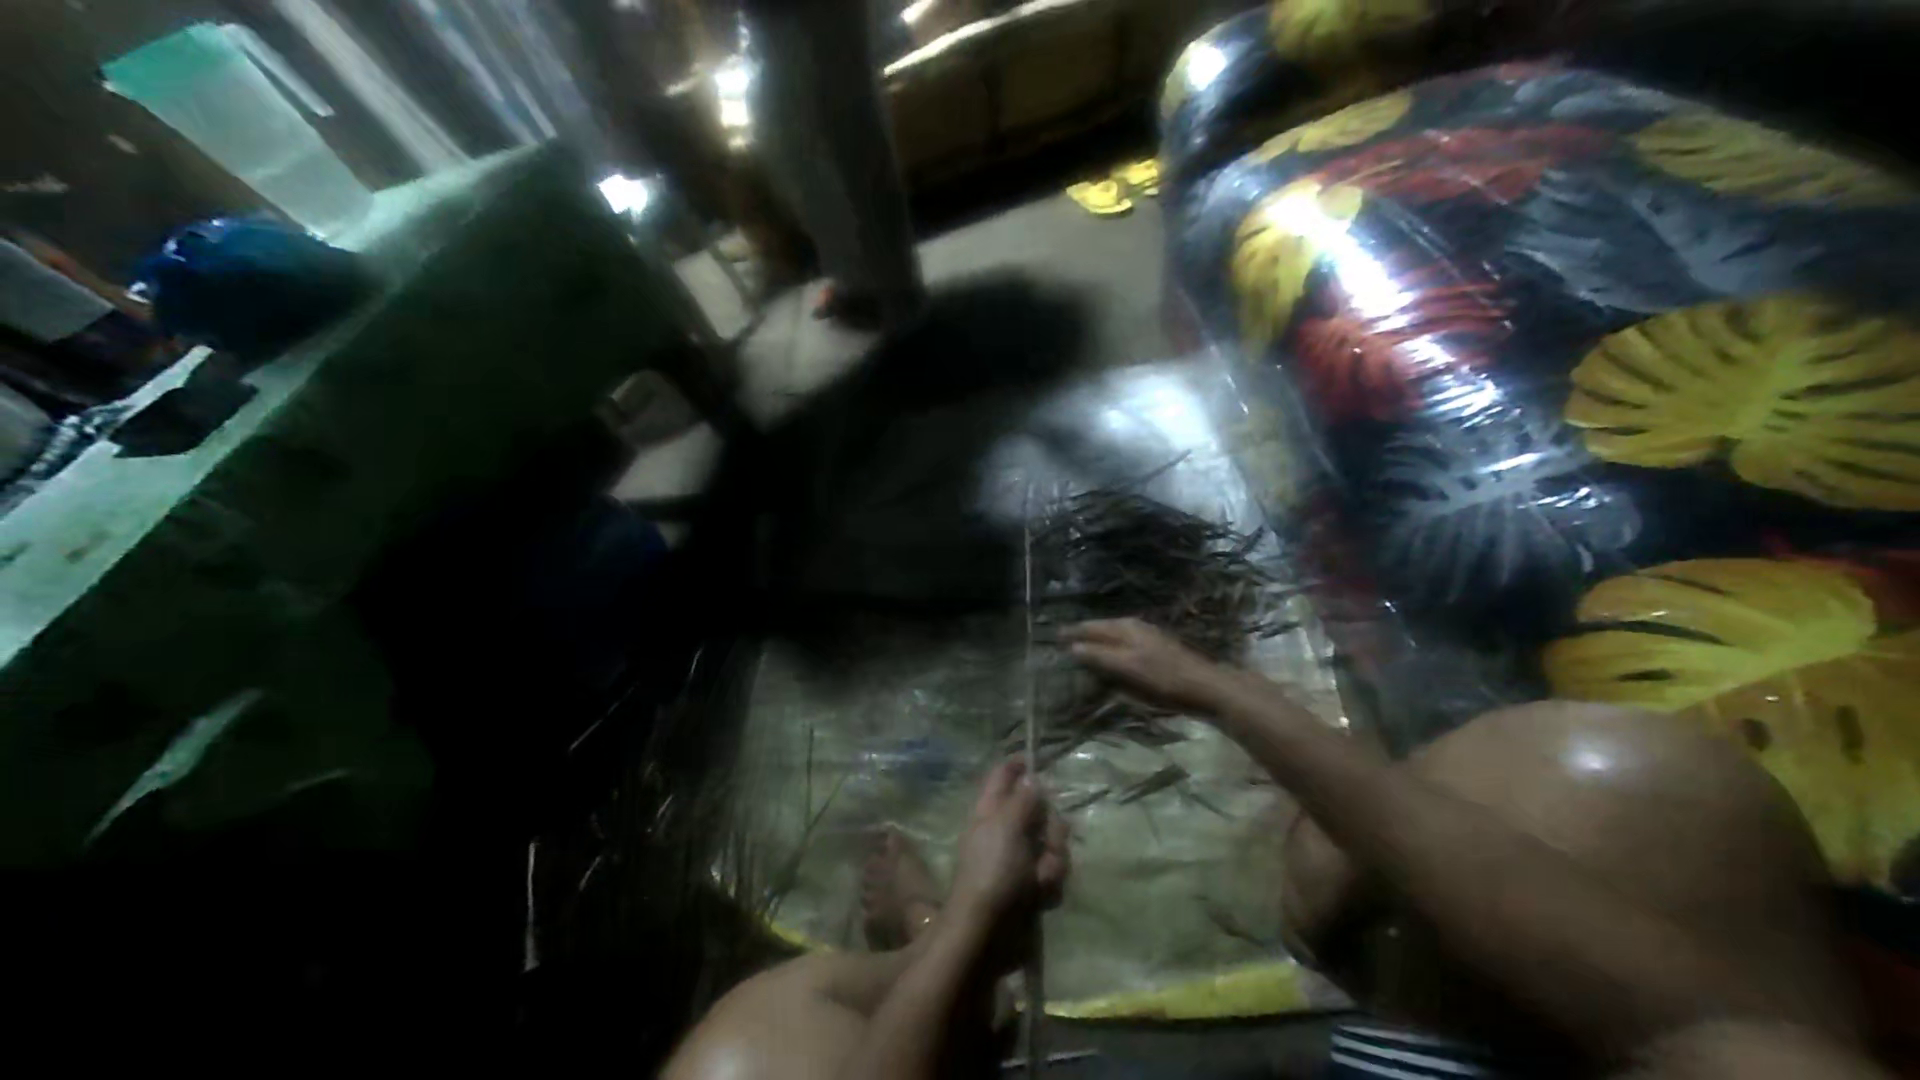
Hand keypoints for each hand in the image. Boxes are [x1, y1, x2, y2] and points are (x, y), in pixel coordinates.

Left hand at [945, 760, 1068, 932]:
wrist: (986, 931)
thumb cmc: (993, 871)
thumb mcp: (1007, 827)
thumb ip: (1022, 800)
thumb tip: (1030, 777)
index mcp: (990, 811)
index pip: (1003, 776)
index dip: (1019, 766)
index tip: (1039, 761)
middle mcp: (1004, 830)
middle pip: (1039, 811)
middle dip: (1050, 827)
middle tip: (1050, 841)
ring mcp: (1017, 858)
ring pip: (1050, 843)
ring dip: (1053, 859)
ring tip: (1042, 877)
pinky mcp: (1029, 884)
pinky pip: (1052, 872)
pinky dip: (1050, 882)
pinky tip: (1042, 894)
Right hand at [1063, 618, 1226, 714]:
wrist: (1204, 686)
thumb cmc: (1163, 677)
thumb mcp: (1127, 667)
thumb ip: (1100, 656)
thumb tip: (1072, 647)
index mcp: (1124, 627)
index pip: (1090, 626)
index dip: (1072, 632)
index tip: (1053, 636)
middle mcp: (1133, 626)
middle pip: (1101, 627)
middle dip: (1082, 633)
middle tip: (1063, 641)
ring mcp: (1146, 636)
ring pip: (1113, 634)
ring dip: (1096, 640)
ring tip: (1081, 649)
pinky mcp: (1154, 649)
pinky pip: (1123, 644)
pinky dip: (1110, 648)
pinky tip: (1109, 658)